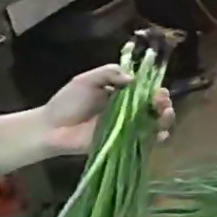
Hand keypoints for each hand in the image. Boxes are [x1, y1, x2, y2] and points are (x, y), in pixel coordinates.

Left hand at [39, 64, 174, 155]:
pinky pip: (146, 142)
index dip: (157, 90)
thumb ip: (108, 72)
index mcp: (124, 94)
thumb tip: (133, 79)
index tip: (158, 90)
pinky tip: (160, 135)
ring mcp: (129, 128)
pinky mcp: (124, 143)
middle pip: (157, 107)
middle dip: (164, 103)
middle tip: (160, 101)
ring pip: (157, 123)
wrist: (49, 128)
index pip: (148, 91)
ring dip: (166, 119)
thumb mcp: (86, 80)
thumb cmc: (67, 102)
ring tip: (165, 114)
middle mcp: (130, 111)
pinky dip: (158, 139)